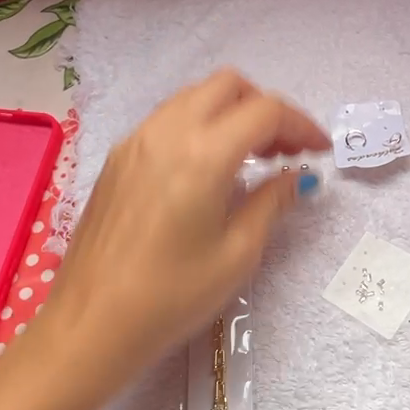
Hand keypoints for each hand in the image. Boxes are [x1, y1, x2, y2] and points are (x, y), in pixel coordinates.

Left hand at [43, 69, 327, 376]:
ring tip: (250, 159)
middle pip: (228, 86)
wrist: (90, 324)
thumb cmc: (171, 296)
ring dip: (230, 113)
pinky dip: (199, 126)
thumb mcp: (237, 254)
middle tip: (284, 151)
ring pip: (194, 97)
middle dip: (265, 108)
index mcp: (203, 153)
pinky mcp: (117, 158)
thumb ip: (271, 202)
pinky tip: (207, 170)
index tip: (320, 151)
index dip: (301, 125)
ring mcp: (136, 141)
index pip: (265, 111)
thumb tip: (297, 177)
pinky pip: (167, 119)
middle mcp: (166, 131)